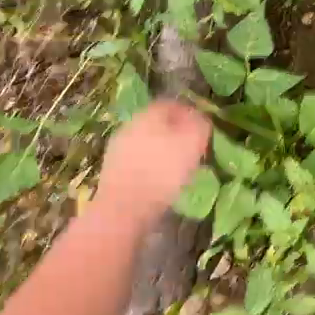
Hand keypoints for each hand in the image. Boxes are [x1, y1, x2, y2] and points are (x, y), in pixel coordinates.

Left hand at [92, 100, 210, 227]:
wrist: (122, 210)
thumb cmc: (164, 170)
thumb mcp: (195, 140)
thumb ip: (201, 123)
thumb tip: (199, 119)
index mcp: (150, 112)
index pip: (174, 104)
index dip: (191, 114)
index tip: (203, 130)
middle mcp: (131, 125)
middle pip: (158, 124)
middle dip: (175, 134)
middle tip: (192, 149)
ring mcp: (117, 149)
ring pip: (147, 143)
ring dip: (162, 152)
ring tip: (178, 170)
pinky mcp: (111, 172)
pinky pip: (138, 163)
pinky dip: (150, 169)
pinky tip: (160, 183)